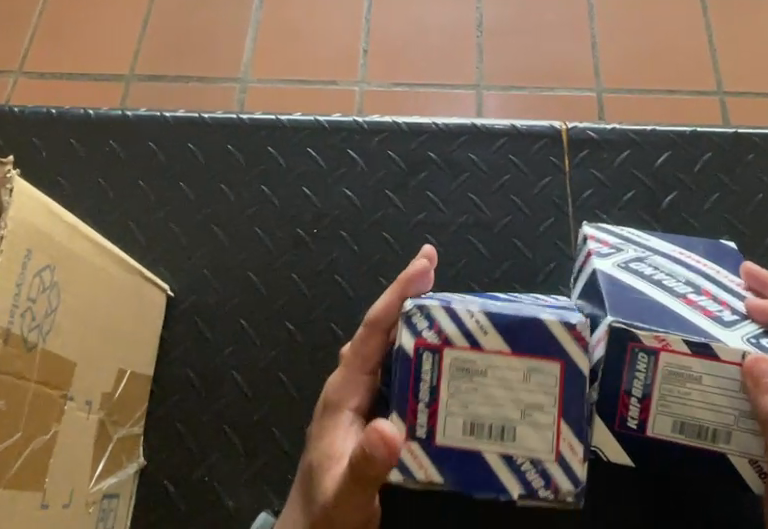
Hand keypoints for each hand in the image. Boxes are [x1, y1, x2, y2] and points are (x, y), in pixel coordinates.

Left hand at [275, 245, 438, 528]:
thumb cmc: (325, 515)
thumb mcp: (347, 495)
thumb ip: (366, 464)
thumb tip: (391, 429)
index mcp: (343, 392)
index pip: (372, 331)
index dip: (398, 294)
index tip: (425, 263)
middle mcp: (351, 386)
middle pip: (381, 329)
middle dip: (407, 295)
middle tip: (434, 266)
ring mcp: (360, 400)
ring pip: (388, 347)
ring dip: (412, 320)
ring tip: (442, 300)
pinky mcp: (372, 416)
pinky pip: (397, 370)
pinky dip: (417, 351)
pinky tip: (439, 355)